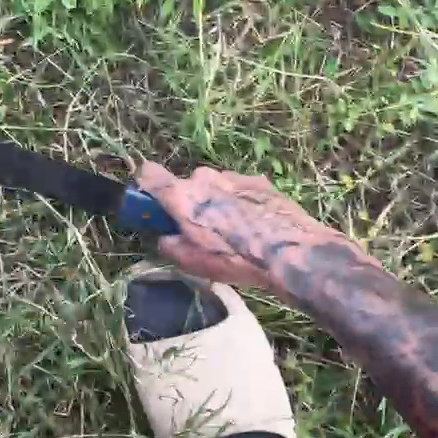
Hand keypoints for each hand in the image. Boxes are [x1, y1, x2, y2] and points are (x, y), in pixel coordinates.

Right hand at [134, 162, 343, 300]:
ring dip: (217, 202)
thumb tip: (166, 237)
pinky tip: (254, 224)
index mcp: (181, 196)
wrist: (291, 253)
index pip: (149, 173)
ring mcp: (233, 177)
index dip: (146, 184)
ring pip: (215, 186)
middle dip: (189, 203)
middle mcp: (204, 179)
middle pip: (187, 185)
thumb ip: (169, 245)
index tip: (152, 201)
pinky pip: (239, 189)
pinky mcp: (259, 181)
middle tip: (201, 228)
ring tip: (234, 230)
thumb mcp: (192, 263)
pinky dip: (240, 202)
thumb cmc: (234, 259)